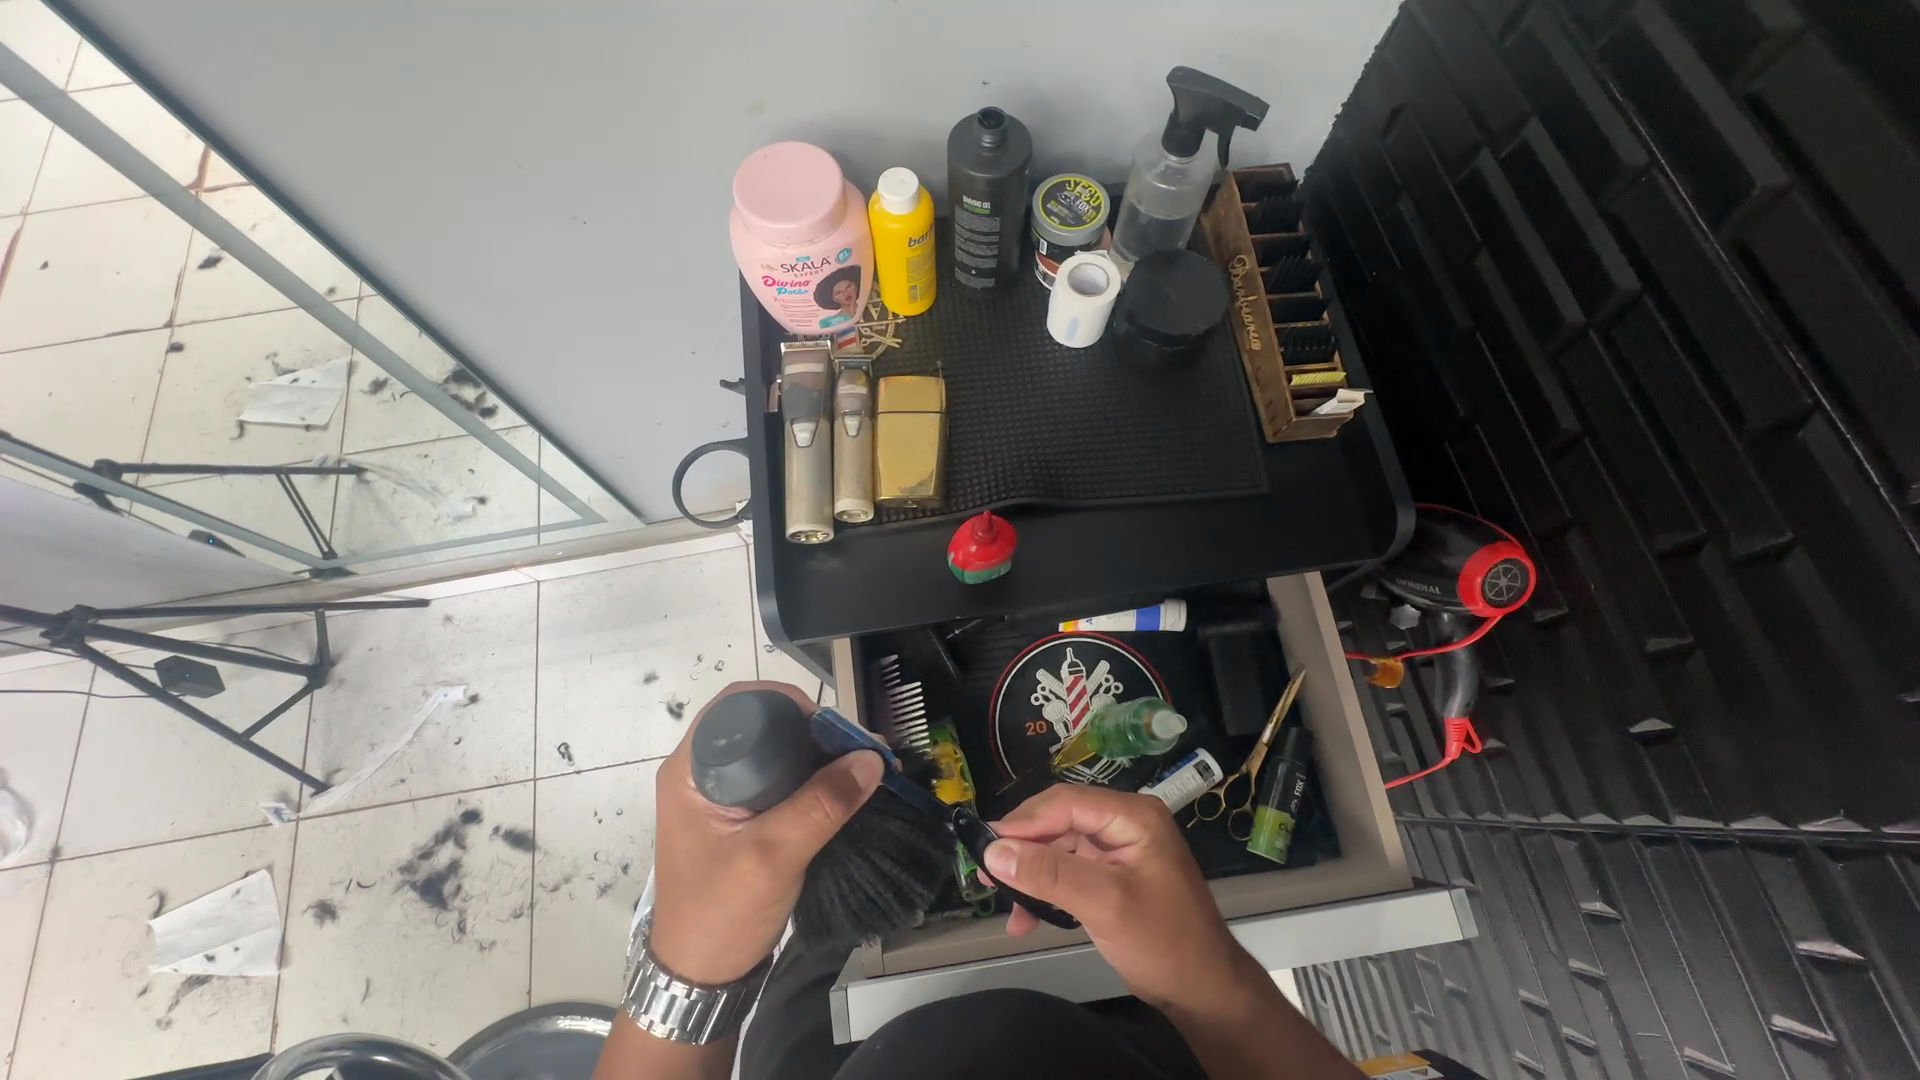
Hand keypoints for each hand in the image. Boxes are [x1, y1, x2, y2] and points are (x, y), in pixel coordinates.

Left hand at [648, 681, 882, 984]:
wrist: (702, 980)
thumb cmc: (721, 914)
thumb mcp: (772, 857)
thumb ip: (820, 806)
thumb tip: (872, 758)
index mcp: (689, 771)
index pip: (737, 706)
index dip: (785, 705)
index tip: (828, 730)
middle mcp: (703, 774)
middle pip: (761, 726)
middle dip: (811, 732)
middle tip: (854, 751)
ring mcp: (723, 797)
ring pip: (776, 754)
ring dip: (817, 757)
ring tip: (860, 768)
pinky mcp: (743, 818)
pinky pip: (782, 781)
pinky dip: (814, 781)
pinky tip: (846, 789)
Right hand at [981, 784, 1264, 1010]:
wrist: (1205, 992)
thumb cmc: (1165, 942)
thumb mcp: (1105, 904)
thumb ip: (1049, 874)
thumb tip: (993, 851)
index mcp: (1132, 815)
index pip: (1066, 802)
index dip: (1024, 821)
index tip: (986, 845)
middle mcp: (1124, 823)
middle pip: (1059, 821)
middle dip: (1023, 846)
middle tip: (985, 870)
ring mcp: (1117, 850)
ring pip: (1059, 846)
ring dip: (1030, 872)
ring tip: (999, 896)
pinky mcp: (1111, 875)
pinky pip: (1068, 871)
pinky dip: (1045, 890)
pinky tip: (1024, 918)